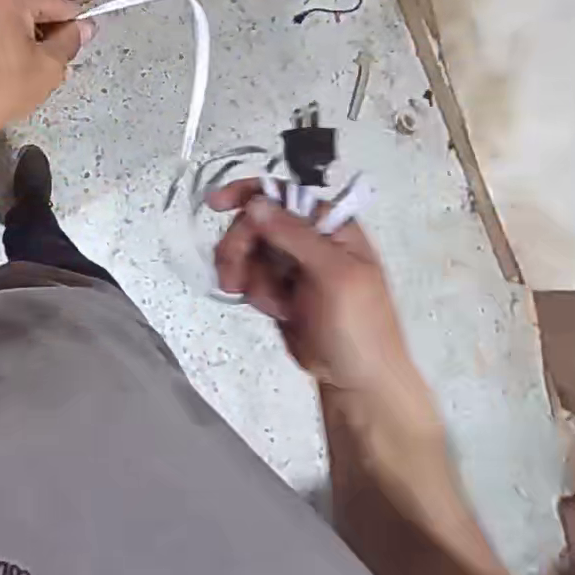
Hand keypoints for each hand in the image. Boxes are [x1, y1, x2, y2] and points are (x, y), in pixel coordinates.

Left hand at [0, 0, 91, 151]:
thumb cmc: (2, 90)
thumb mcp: (48, 67)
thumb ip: (70, 41)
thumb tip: (86, 26)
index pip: (56, 3)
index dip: (74, 23)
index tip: (82, 42)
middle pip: (31, 7)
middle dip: (46, 31)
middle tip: (52, 63)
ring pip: (9, 16)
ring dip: (24, 36)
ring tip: (28, 68)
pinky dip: (2, 39)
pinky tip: (6, 64)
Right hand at [208, 182, 441, 443]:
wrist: (356, 381)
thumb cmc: (358, 325)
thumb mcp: (334, 275)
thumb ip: (295, 235)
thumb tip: (255, 203)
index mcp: (330, 225)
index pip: (283, 193)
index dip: (248, 194)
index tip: (216, 205)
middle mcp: (308, 237)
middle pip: (255, 221)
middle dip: (240, 246)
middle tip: (232, 277)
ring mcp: (291, 262)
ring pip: (246, 247)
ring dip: (243, 271)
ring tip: (253, 299)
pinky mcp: (276, 285)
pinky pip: (248, 272)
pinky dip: (249, 288)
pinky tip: (268, 308)